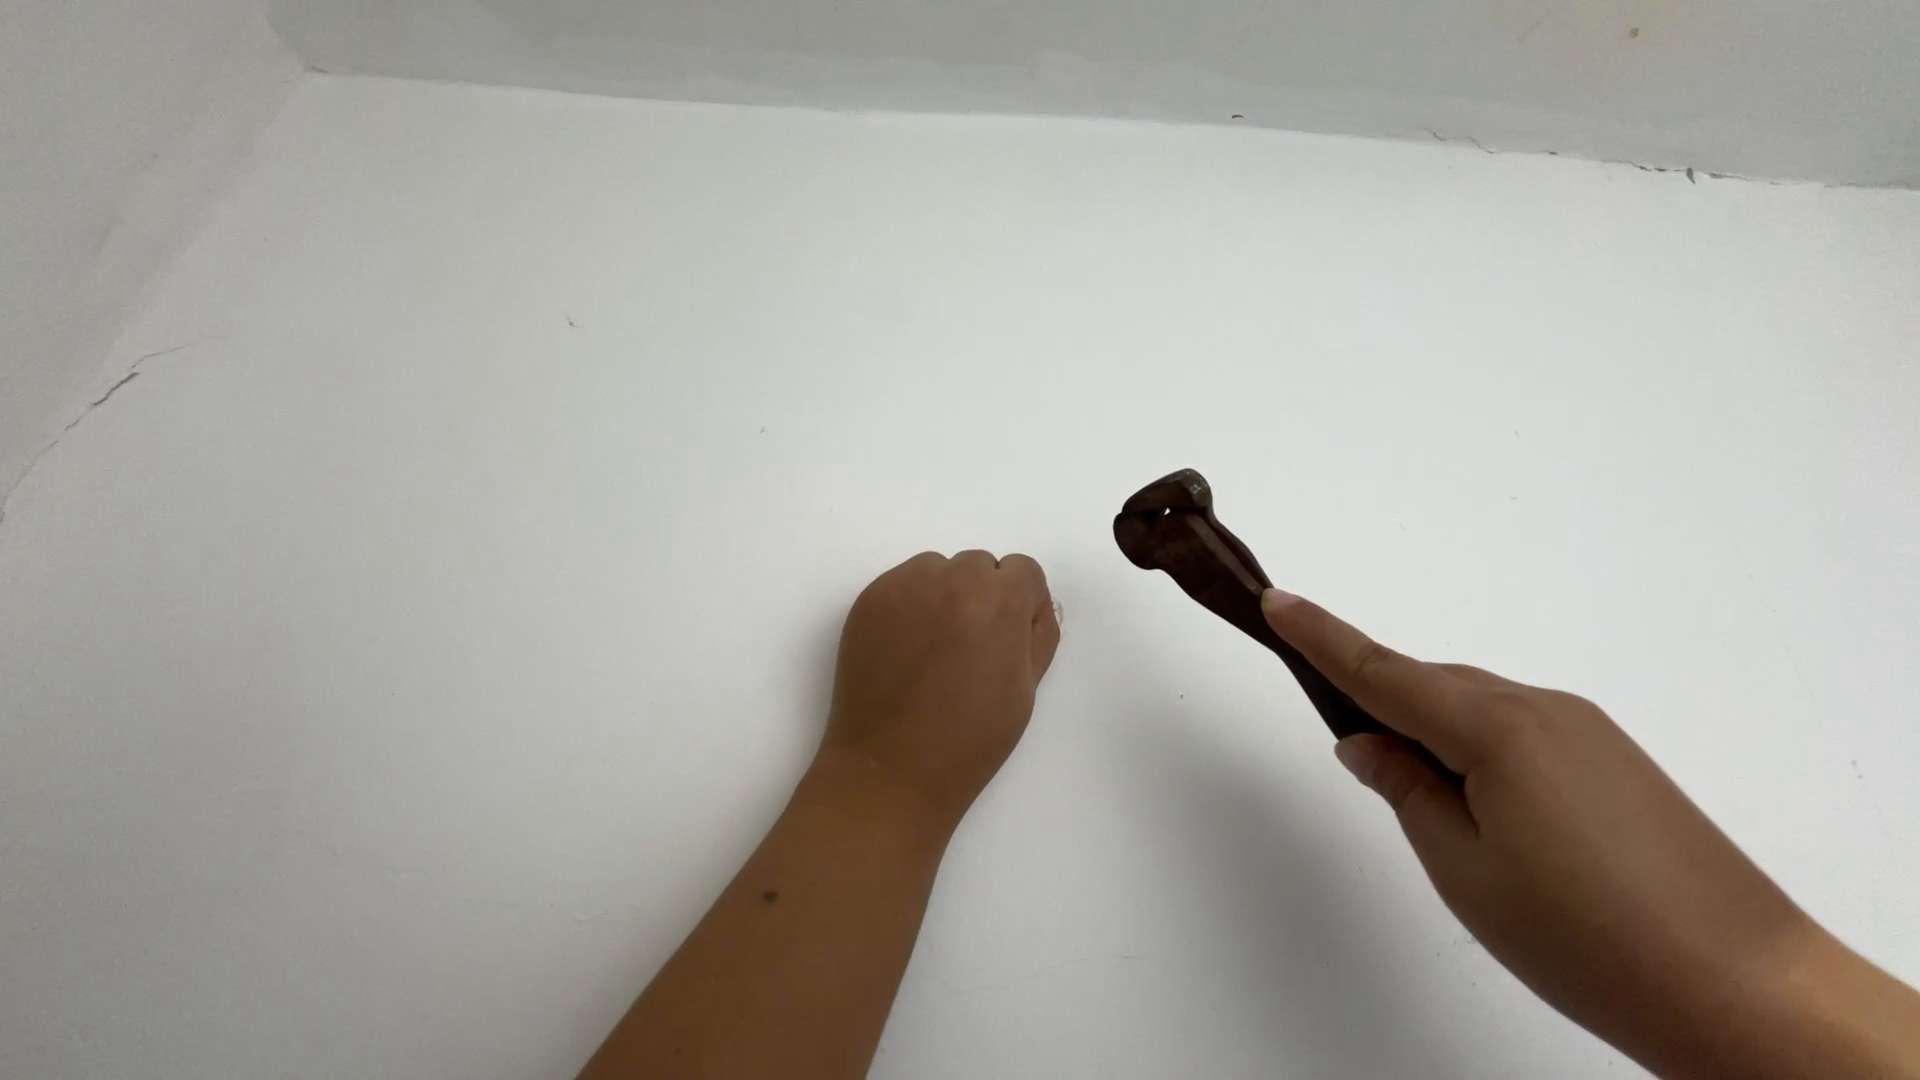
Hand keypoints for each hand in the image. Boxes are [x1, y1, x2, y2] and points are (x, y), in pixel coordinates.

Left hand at [818, 551, 1060, 825]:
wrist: (891, 769)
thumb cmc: (970, 739)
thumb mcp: (1026, 689)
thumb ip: (1039, 635)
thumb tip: (1034, 606)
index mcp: (998, 601)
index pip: (1023, 570)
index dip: (1022, 604)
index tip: (1008, 639)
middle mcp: (950, 579)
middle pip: (979, 566)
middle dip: (983, 596)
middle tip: (970, 648)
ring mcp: (903, 587)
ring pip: (937, 570)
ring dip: (944, 595)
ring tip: (933, 649)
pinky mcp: (868, 599)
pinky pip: (901, 585)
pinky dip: (908, 606)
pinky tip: (904, 651)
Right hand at [1262, 589, 1919, 1079]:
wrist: (1755, 997)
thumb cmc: (1581, 936)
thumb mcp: (1461, 867)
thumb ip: (1404, 789)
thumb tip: (1366, 744)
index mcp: (1494, 729)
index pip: (1381, 671)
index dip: (1322, 635)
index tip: (1275, 599)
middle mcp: (1542, 708)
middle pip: (1431, 686)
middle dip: (1382, 703)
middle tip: (1358, 757)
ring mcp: (1588, 730)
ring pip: (1477, 709)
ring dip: (1434, 734)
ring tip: (1439, 813)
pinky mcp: (1616, 759)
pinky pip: (1518, 729)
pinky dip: (1479, 748)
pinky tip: (1494, 813)